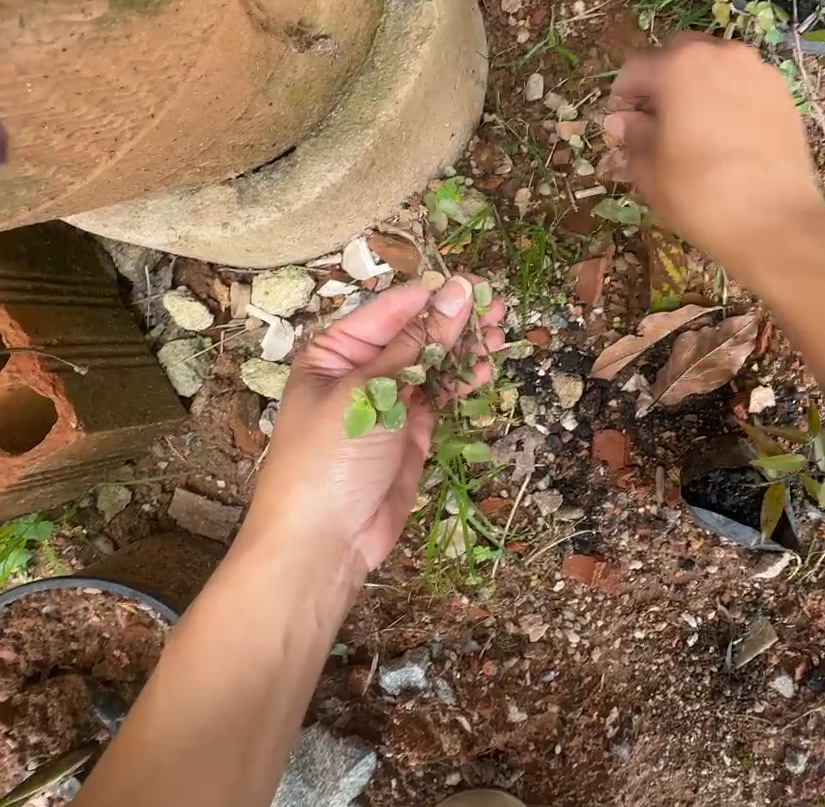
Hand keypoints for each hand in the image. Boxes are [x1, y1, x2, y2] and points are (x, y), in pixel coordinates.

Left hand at [243, 275, 504, 589]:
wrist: (324, 541)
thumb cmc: (329, 455)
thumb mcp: (371, 392)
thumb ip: (419, 344)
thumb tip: (459, 293)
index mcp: (335, 351)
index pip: (390, 311)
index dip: (432, 295)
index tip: (474, 282)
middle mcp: (362, 370)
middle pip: (416, 334)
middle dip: (455, 320)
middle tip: (498, 305)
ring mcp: (389, 400)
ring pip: (434, 363)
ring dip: (465, 349)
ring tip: (500, 333)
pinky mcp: (410, 429)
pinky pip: (440, 394)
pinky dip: (462, 382)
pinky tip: (485, 370)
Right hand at [605, 34, 824, 273]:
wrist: (774, 222)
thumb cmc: (699, 194)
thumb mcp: (649, 169)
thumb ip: (633, 135)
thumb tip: (624, 120)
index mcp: (680, 65)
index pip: (638, 68)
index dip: (623, 95)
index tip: (620, 122)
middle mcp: (722, 55)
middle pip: (680, 57)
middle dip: (662, 84)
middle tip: (654, 123)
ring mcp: (758, 72)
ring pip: (716, 69)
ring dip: (696, 90)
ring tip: (691, 131)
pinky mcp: (783, 95)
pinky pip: (744, 88)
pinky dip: (728, 102)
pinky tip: (724, 139)